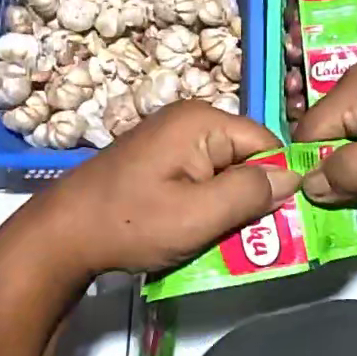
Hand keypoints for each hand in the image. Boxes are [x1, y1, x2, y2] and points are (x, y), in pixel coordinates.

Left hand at [19, 101, 298, 278]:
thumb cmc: (131, 222)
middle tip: (249, 235)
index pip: (265, 142)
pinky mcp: (160, 157)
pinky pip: (201, 175)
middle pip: (245, 155)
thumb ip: (249, 193)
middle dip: (250, 195)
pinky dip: (207, 201)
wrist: (64, 233)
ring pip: (224, 169)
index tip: (278, 220)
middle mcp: (189, 120)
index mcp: (201, 121)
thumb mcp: (198, 215)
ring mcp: (171, 137)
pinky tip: (196, 228)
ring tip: (221, 236)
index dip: (277, 180)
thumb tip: (293, 177)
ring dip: (228, 203)